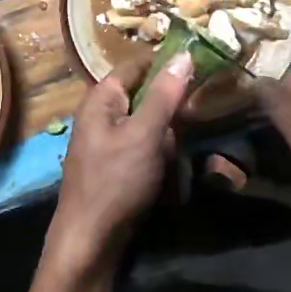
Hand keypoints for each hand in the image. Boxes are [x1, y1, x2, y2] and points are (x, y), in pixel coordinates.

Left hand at [47, 52, 193, 273]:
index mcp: (101, 99)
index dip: (165, 66)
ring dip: (167, 145)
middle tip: (185, 132)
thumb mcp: (144, 134)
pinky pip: (146, 152)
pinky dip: (159, 162)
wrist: (91, 237)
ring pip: (150, 129)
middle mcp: (101, 115)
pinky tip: (166, 181)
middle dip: (169, 117)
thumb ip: (164, 95)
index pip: (135, 67)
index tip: (200, 69)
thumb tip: (184, 54)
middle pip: (146, 99)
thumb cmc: (115, 180)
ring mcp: (108, 142)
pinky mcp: (117, 166)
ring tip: (170, 165)